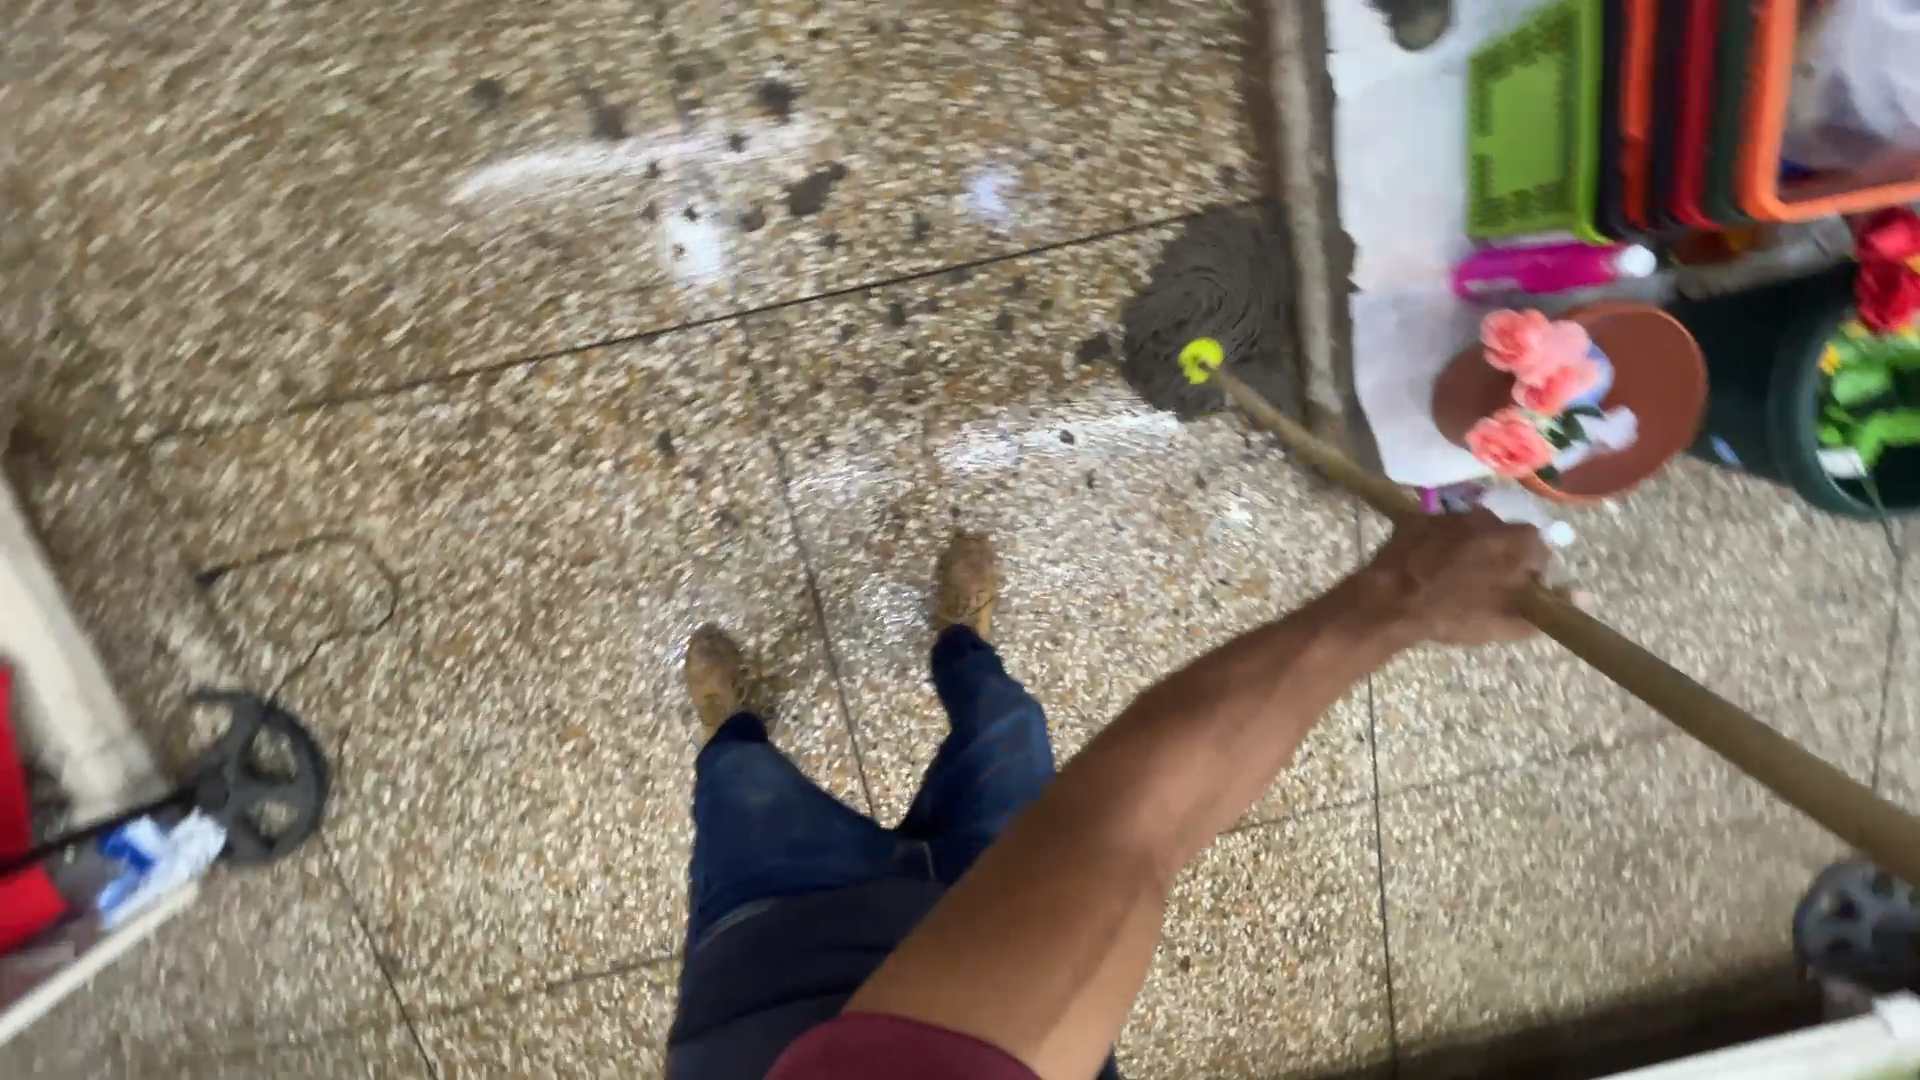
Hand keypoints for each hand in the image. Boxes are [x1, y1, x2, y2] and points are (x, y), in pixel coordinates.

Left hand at [1361, 508, 1548, 645]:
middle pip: (1502, 536)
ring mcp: (1446, 515)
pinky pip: (1433, 529)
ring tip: (1447, 574)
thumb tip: (1584, 593)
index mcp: (1517, 539)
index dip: (1528, 571)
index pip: (1538, 550)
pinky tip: (1423, 563)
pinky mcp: (1412, 519)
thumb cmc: (1455, 613)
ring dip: (1465, 545)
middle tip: (1479, 582)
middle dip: (1497, 555)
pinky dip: (1433, 542)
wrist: (1389, 602)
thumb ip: (1553, 605)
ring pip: (1467, 530)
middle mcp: (1486, 518)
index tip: (1513, 588)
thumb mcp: (1511, 621)